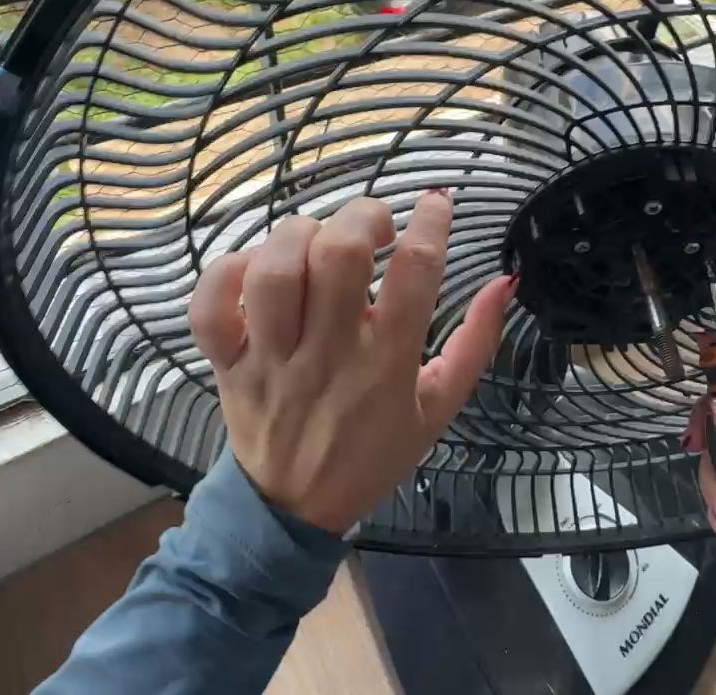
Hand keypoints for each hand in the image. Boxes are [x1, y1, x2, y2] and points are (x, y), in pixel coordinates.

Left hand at [189, 190, 515, 532]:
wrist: (294, 511)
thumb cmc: (375, 452)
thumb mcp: (440, 407)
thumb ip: (475, 343)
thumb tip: (505, 282)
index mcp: (388, 365)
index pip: (416, 274)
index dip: (431, 223)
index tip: (437, 203)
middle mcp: (329, 354)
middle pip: (340, 255)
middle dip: (364, 217)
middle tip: (377, 229)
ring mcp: (271, 359)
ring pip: (275, 270)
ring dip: (300, 236)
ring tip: (319, 243)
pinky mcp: (226, 364)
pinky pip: (210, 307)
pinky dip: (228, 270)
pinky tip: (258, 267)